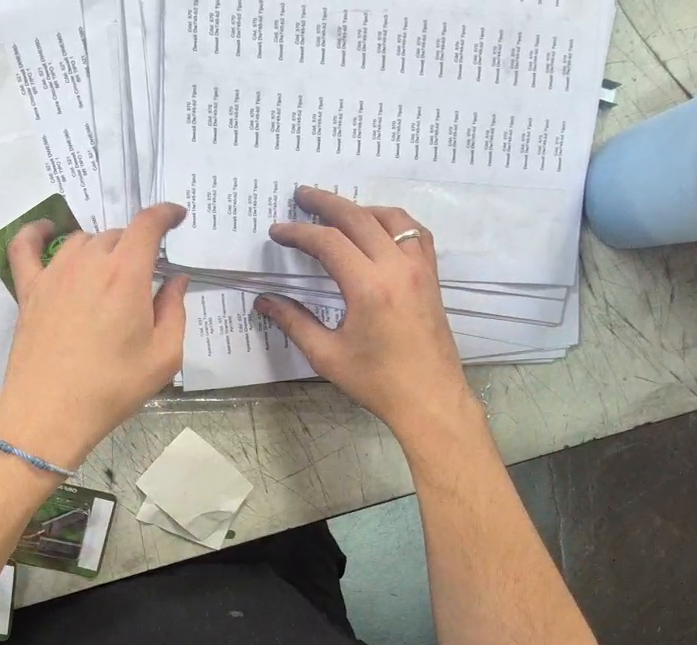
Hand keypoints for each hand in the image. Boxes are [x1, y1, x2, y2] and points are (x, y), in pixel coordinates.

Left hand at [0, 203, 190, 469]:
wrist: (51, 412)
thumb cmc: (113, 388)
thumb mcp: (164, 357)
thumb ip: (175, 312)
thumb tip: (176, 281)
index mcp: (127, 274)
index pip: (148, 225)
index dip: (165, 214)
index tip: (176, 217)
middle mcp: (89, 262)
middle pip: (117, 236)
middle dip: (135, 248)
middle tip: (143, 278)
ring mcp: (55, 273)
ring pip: (82, 241)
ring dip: (100, 250)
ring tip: (108, 275)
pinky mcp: (29, 290)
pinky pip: (26, 247)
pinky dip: (36, 232)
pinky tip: (45, 230)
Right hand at [255, 187, 474, 435]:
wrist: (429, 398)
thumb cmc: (376, 382)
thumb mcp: (327, 356)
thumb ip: (294, 322)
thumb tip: (265, 301)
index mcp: (369, 287)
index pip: (329, 243)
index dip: (299, 233)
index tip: (278, 231)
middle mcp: (397, 268)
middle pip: (359, 218)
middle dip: (327, 203)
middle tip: (302, 195)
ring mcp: (419, 269)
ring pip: (391, 218)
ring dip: (361, 208)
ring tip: (338, 210)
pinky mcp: (431, 277)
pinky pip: (415, 233)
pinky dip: (393, 221)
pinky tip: (379, 228)